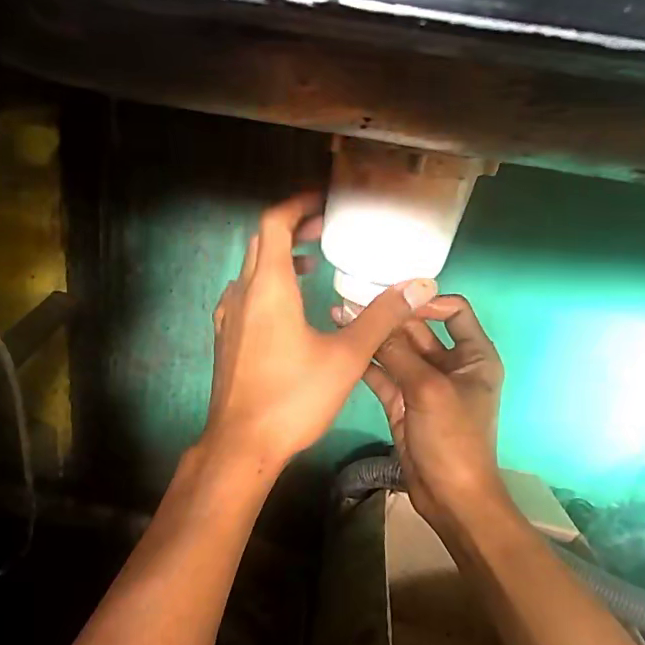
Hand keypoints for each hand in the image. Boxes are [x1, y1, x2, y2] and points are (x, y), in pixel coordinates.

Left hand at [203, 194, 438, 467]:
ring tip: (314, 264)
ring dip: (281, 257)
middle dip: (294, 227)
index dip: (298, 204)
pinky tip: (289, 306)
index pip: (275, 222)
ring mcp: (228, 316)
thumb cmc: (294, 397)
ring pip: (252, 268)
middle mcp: (242, 292)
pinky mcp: (225, 337)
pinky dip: (267, 283)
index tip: (324, 200)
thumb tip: (419, 284)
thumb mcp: (347, 356)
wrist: (241, 444)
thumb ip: (382, 316)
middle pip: (262, 241)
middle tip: (327, 229)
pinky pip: (244, 293)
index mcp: (268, 287)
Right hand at [359, 295, 508, 527]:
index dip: (425, 301)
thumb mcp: (429, 389)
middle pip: (417, 328)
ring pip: (396, 349)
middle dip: (388, 315)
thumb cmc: (454, 439)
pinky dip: (365, 360)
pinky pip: (382, 372)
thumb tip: (369, 315)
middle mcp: (450, 364)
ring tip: (338, 315)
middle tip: (351, 299)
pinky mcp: (401, 400)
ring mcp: (423, 382)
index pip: (453, 310)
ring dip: (373, 335)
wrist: (450, 497)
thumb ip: (398, 352)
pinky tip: (342, 344)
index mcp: (474, 355)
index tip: (392, 299)